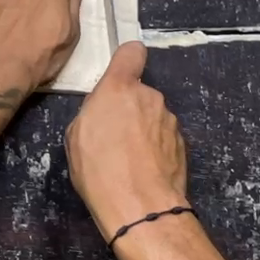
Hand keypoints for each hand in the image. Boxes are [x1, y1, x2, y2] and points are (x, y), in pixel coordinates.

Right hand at [65, 42, 190, 243]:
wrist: (140, 207)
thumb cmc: (98, 168)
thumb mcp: (76, 136)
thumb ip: (94, 112)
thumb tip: (106, 113)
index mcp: (119, 88)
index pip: (131, 53)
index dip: (127, 59)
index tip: (121, 74)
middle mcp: (149, 96)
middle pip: (139, 93)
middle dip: (129, 108)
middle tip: (114, 137)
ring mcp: (169, 120)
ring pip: (153, 117)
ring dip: (144, 131)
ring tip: (130, 160)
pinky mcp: (183, 144)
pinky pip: (164, 138)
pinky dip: (157, 149)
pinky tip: (146, 171)